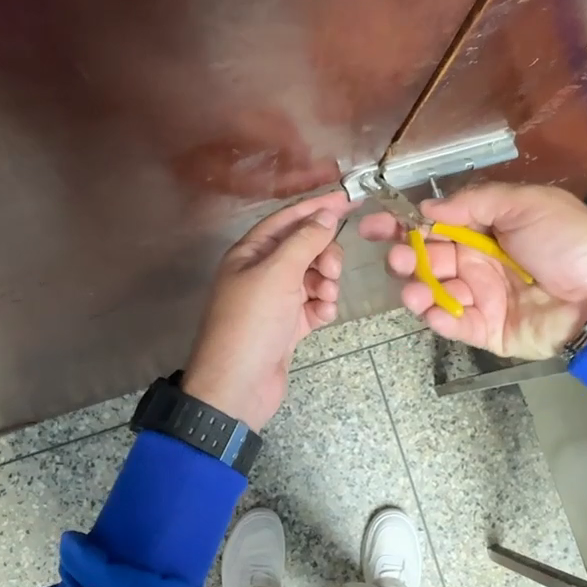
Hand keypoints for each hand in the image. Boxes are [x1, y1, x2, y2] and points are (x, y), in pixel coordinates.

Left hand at [182, 191, 352, 428]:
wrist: (237, 387)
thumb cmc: (250, 324)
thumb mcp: (277, 275)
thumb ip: (304, 241)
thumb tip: (325, 215)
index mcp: (249, 254)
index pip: (287, 220)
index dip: (317, 208)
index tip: (349, 200)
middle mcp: (261, 273)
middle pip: (304, 248)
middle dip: (323, 255)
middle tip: (330, 271)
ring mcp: (274, 301)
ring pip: (312, 277)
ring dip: (325, 283)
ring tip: (324, 298)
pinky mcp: (287, 327)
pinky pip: (313, 305)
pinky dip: (322, 307)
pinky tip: (322, 317)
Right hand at [358, 183, 586, 359]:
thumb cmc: (568, 242)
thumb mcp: (527, 204)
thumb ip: (475, 203)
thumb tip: (428, 209)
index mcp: (486, 230)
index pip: (434, 225)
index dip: (402, 224)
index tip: (373, 225)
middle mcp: (477, 262)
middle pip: (427, 258)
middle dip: (405, 256)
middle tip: (399, 257)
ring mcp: (480, 297)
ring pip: (433, 291)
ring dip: (416, 287)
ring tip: (414, 288)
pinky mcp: (485, 330)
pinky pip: (450, 324)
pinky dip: (435, 316)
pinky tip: (430, 307)